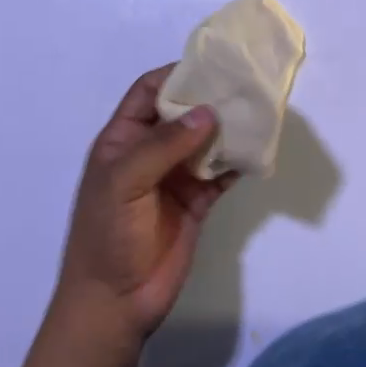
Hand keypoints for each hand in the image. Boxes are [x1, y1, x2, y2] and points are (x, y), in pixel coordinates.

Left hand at [26, 66, 232, 366]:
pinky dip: (238, 160)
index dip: (175, 75)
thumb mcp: (124, 182)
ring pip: (206, 139)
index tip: (211, 63)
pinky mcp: (198, 200)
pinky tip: (258, 148)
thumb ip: (164, 145)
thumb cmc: (107, 234)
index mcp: (123, 139)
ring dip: (229, 126)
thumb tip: (207, 112)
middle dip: (210, 97)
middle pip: (183, 112)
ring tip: (258, 109)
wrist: (114, 303)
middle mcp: (151, 151)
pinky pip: (222, 172)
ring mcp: (175, 176)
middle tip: (245, 82)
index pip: (149, 92)